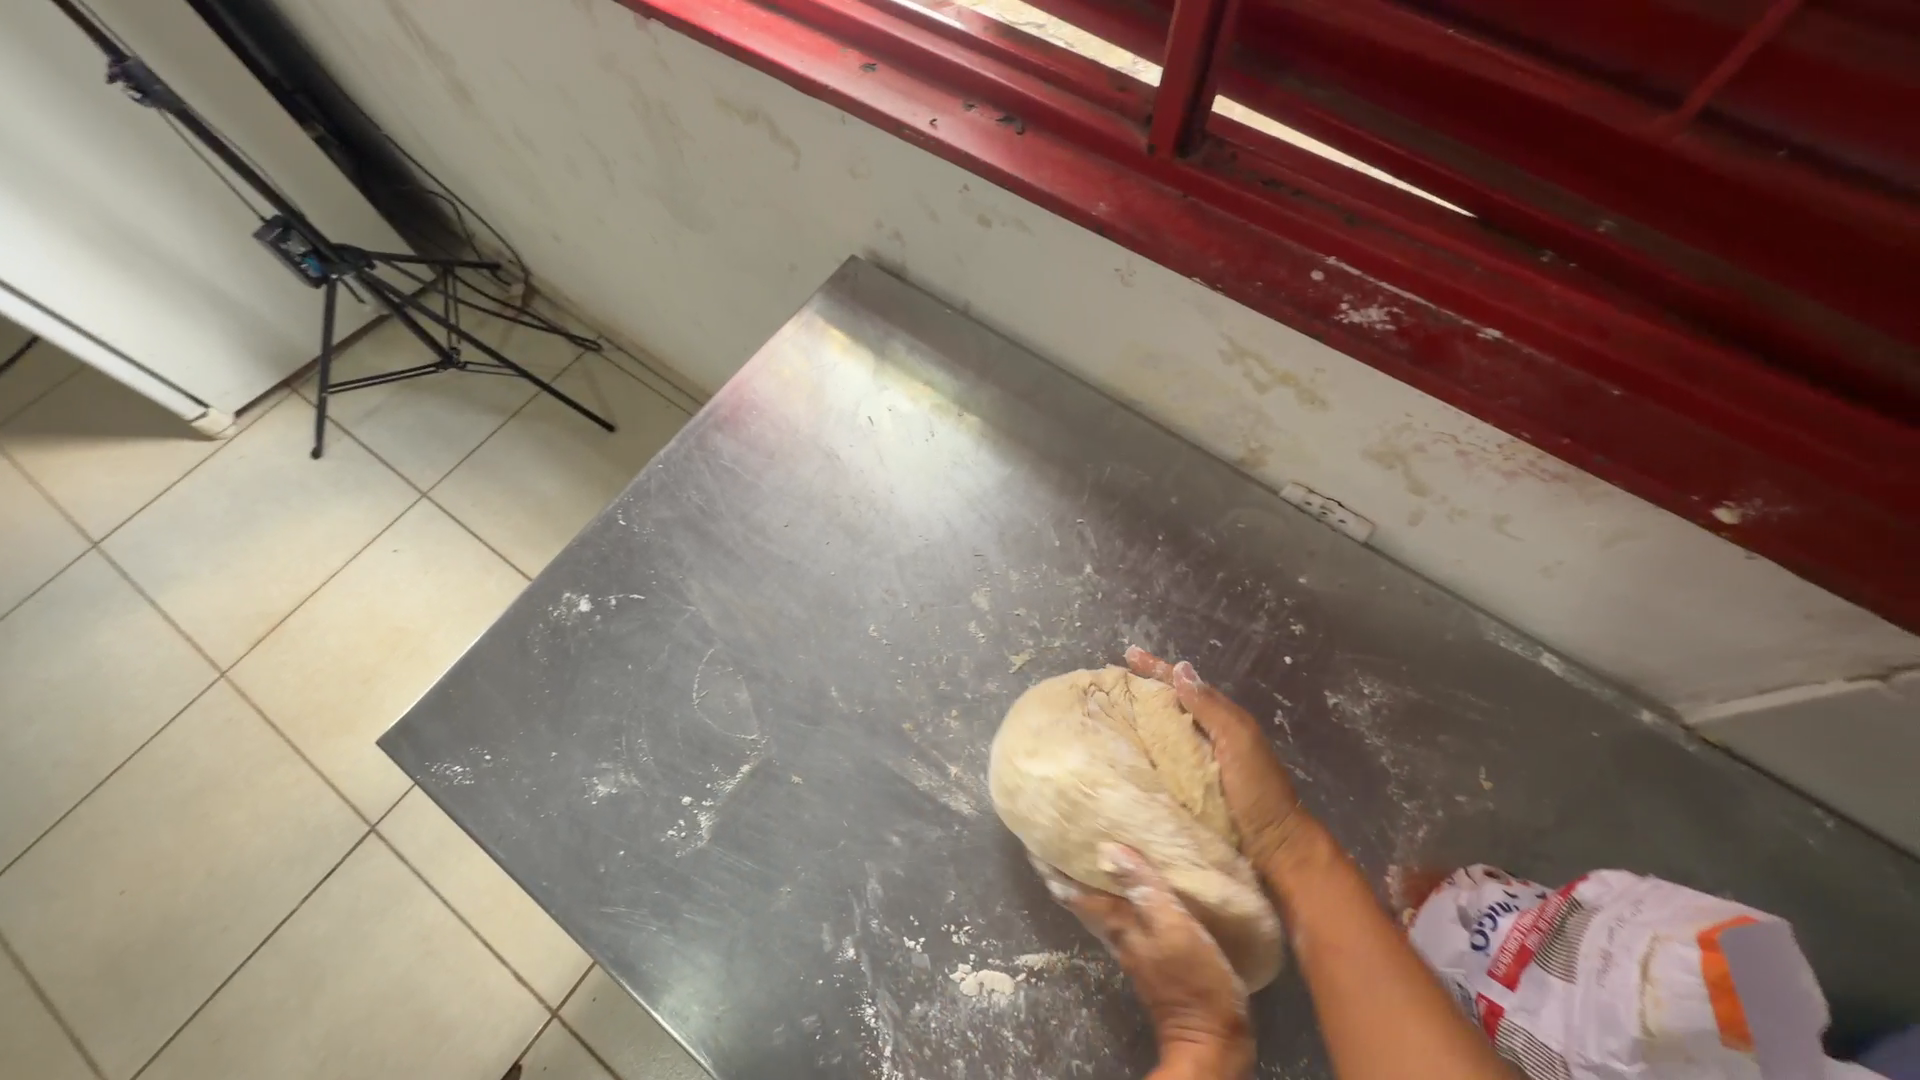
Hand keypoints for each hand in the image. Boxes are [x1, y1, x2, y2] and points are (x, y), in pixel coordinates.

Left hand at [1037, 846, 1253, 1078]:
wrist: (1211, 1041)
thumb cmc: (1193, 978)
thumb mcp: (1173, 925)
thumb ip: (1143, 889)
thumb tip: (1108, 848)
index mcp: (1117, 924)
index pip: (1073, 892)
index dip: (1052, 870)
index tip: (1034, 846)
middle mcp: (1118, 936)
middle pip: (1083, 899)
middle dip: (1068, 873)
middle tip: (1058, 844)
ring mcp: (1135, 950)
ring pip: (1102, 909)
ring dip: (1092, 885)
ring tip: (1089, 860)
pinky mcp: (1153, 960)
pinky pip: (1125, 919)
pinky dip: (1120, 900)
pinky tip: (1131, 893)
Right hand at [1125, 647, 1303, 869]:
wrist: (1273, 843)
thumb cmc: (1257, 789)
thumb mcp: (1237, 740)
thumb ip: (1210, 707)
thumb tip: (1180, 669)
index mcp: (1222, 717)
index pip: (1185, 684)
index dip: (1157, 668)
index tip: (1129, 654)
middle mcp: (1209, 733)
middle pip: (1172, 702)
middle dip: (1144, 688)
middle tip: (1111, 680)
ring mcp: (1199, 760)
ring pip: (1165, 728)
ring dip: (1140, 716)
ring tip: (1109, 709)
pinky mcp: (1189, 784)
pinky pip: (1162, 756)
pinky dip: (1143, 746)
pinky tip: (1124, 748)